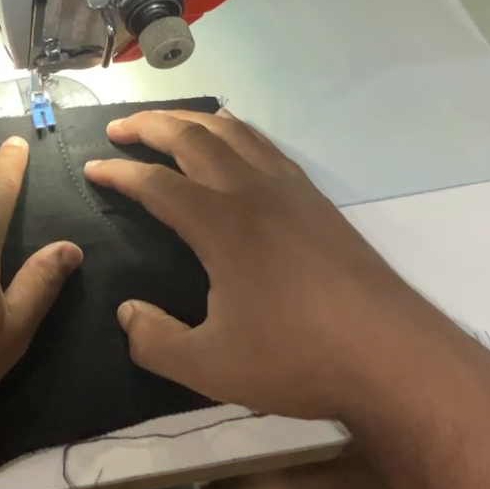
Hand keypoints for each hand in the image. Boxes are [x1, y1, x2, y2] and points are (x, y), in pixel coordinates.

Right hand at [83, 110, 455, 420]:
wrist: (396, 359)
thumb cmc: (297, 360)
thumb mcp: (208, 367)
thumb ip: (153, 340)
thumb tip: (127, 312)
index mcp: (220, 225)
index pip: (156, 184)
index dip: (119, 172)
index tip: (93, 168)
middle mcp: (253, 194)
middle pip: (193, 138)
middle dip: (150, 126)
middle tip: (119, 128)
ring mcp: (291, 194)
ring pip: (235, 134)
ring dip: (194, 121)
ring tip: (170, 122)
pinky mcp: (318, 204)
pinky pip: (267, 148)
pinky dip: (238, 133)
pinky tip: (237, 140)